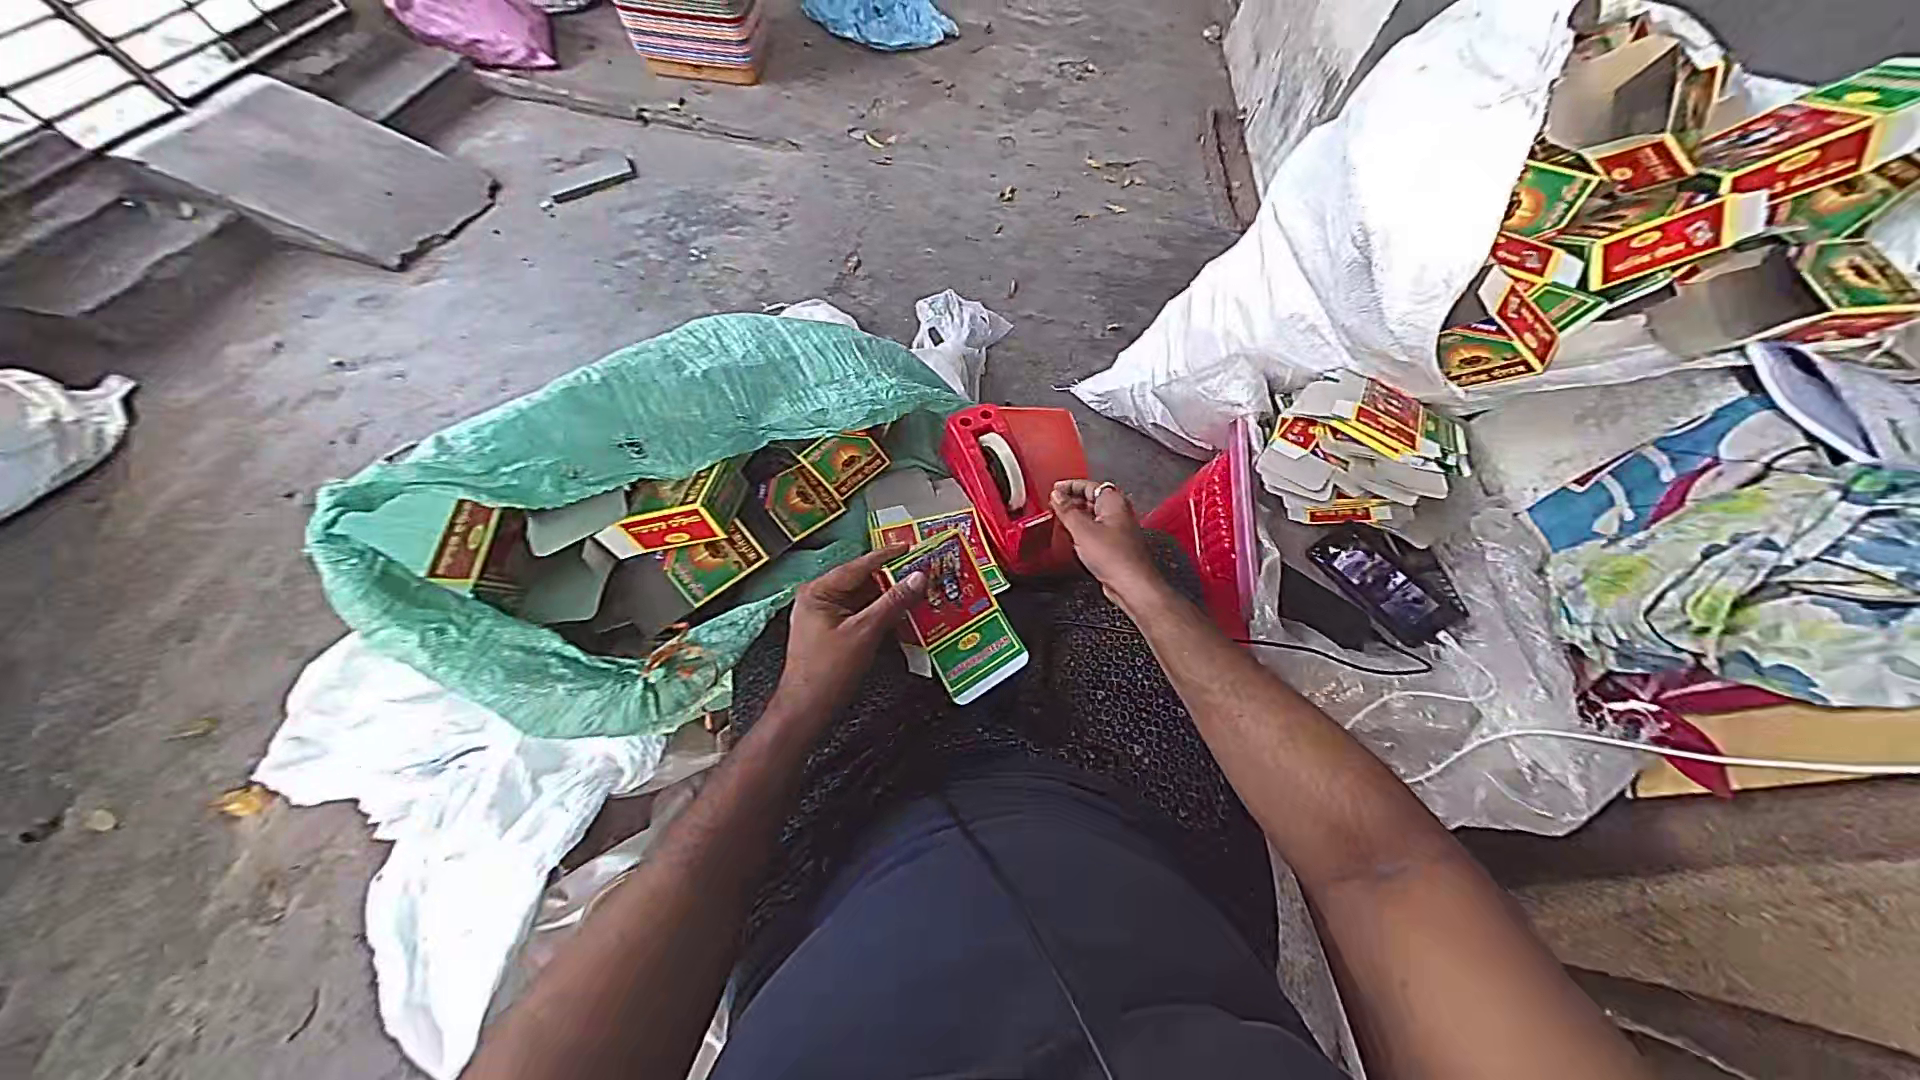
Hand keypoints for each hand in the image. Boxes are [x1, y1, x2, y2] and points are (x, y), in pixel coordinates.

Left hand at [768, 547, 928, 722]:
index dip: (888, 556)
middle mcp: (819, 597)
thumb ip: (893, 602)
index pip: (860, 565)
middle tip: (921, 571)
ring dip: (889, 596)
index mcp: (819, 591)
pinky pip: (862, 613)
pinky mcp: (834, 630)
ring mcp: (825, 614)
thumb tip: (917, 578)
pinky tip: (902, 613)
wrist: (807, 708)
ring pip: (864, 597)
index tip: (912, 547)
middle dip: (892, 577)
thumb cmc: (827, 672)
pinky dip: (881, 612)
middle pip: (863, 580)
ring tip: (917, 590)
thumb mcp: (865, 632)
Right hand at [1051, 480, 1164, 607]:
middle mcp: (1118, 512)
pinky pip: (1096, 530)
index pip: (1089, 485)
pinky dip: (1083, 529)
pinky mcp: (1115, 544)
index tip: (1056, 489)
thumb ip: (1067, 510)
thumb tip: (1057, 496)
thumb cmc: (1116, 558)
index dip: (1070, 485)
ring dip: (1077, 515)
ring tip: (1061, 518)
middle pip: (1092, 498)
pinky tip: (1073, 537)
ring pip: (1094, 515)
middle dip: (1072, 500)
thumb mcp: (1082, 530)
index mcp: (1113, 502)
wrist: (1131, 584)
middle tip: (1055, 503)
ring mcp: (1118, 529)